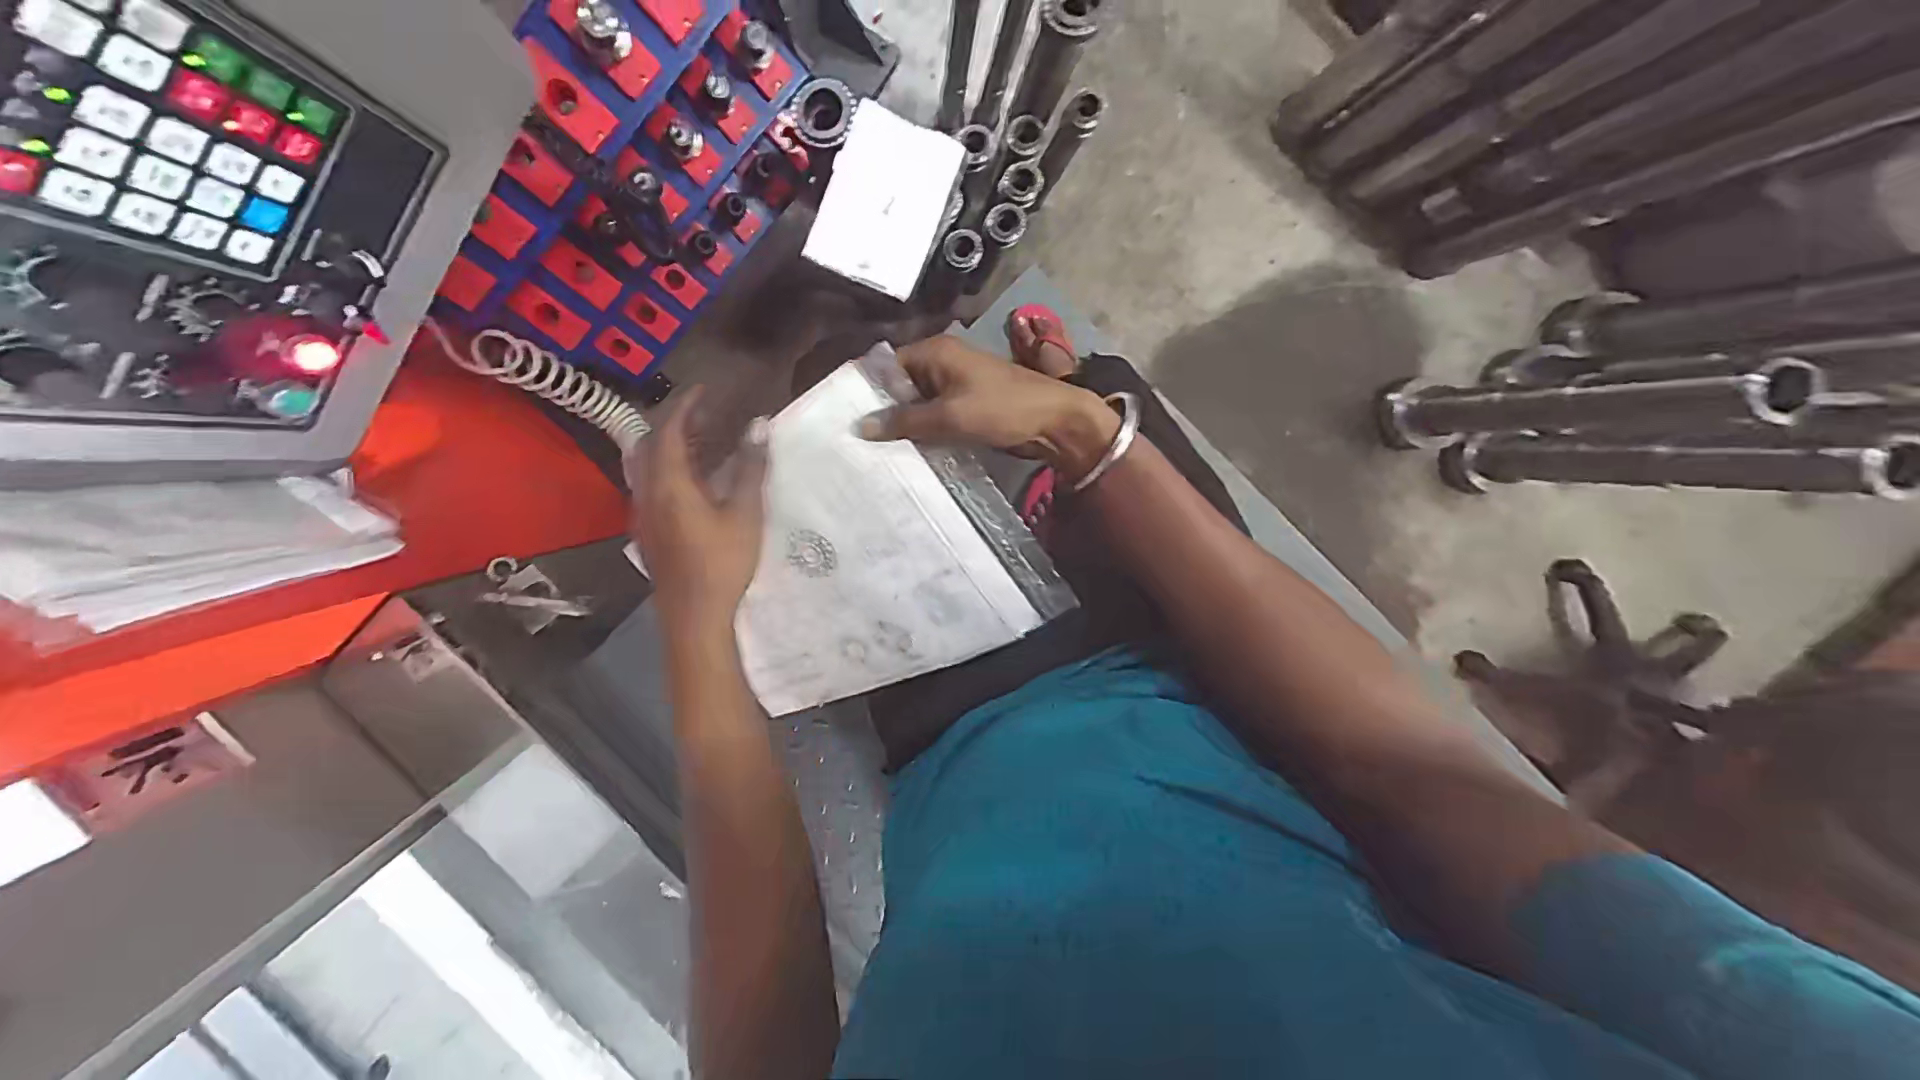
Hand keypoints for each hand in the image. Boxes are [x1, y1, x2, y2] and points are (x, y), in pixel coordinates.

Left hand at [626, 387, 768, 631]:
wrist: (693, 615)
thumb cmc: (722, 563)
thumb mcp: (744, 513)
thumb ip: (750, 467)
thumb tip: (758, 426)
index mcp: (667, 484)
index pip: (668, 431)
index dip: (685, 406)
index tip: (705, 390)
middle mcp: (646, 493)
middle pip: (650, 445)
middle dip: (675, 424)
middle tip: (705, 415)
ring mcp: (643, 514)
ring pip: (648, 466)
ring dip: (671, 447)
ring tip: (702, 442)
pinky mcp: (649, 531)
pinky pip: (652, 485)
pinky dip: (669, 469)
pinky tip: (694, 482)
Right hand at [857, 336, 1120, 481]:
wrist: (1055, 422)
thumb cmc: (1002, 409)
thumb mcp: (950, 416)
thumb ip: (905, 421)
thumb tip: (861, 426)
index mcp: (935, 351)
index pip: (886, 366)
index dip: (867, 390)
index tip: (845, 418)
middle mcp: (941, 361)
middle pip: (900, 385)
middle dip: (883, 411)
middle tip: (857, 441)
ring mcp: (955, 383)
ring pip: (917, 403)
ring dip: (903, 423)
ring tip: (876, 450)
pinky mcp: (966, 404)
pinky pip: (935, 415)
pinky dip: (923, 430)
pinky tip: (907, 450)